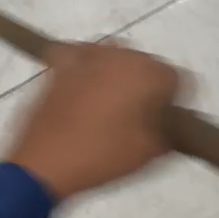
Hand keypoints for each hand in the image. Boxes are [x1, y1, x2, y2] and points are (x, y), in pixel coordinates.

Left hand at [3, 41, 185, 200]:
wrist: (43, 162)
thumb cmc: (101, 157)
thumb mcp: (149, 152)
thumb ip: (169, 131)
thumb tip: (168, 122)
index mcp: (145, 73)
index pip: (175, 77)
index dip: (172, 100)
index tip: (164, 121)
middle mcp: (117, 55)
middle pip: (144, 62)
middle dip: (146, 83)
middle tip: (139, 114)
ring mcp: (84, 57)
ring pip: (113, 55)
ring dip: (117, 72)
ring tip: (111, 102)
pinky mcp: (57, 65)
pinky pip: (78, 55)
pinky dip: (85, 65)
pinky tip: (84, 85)